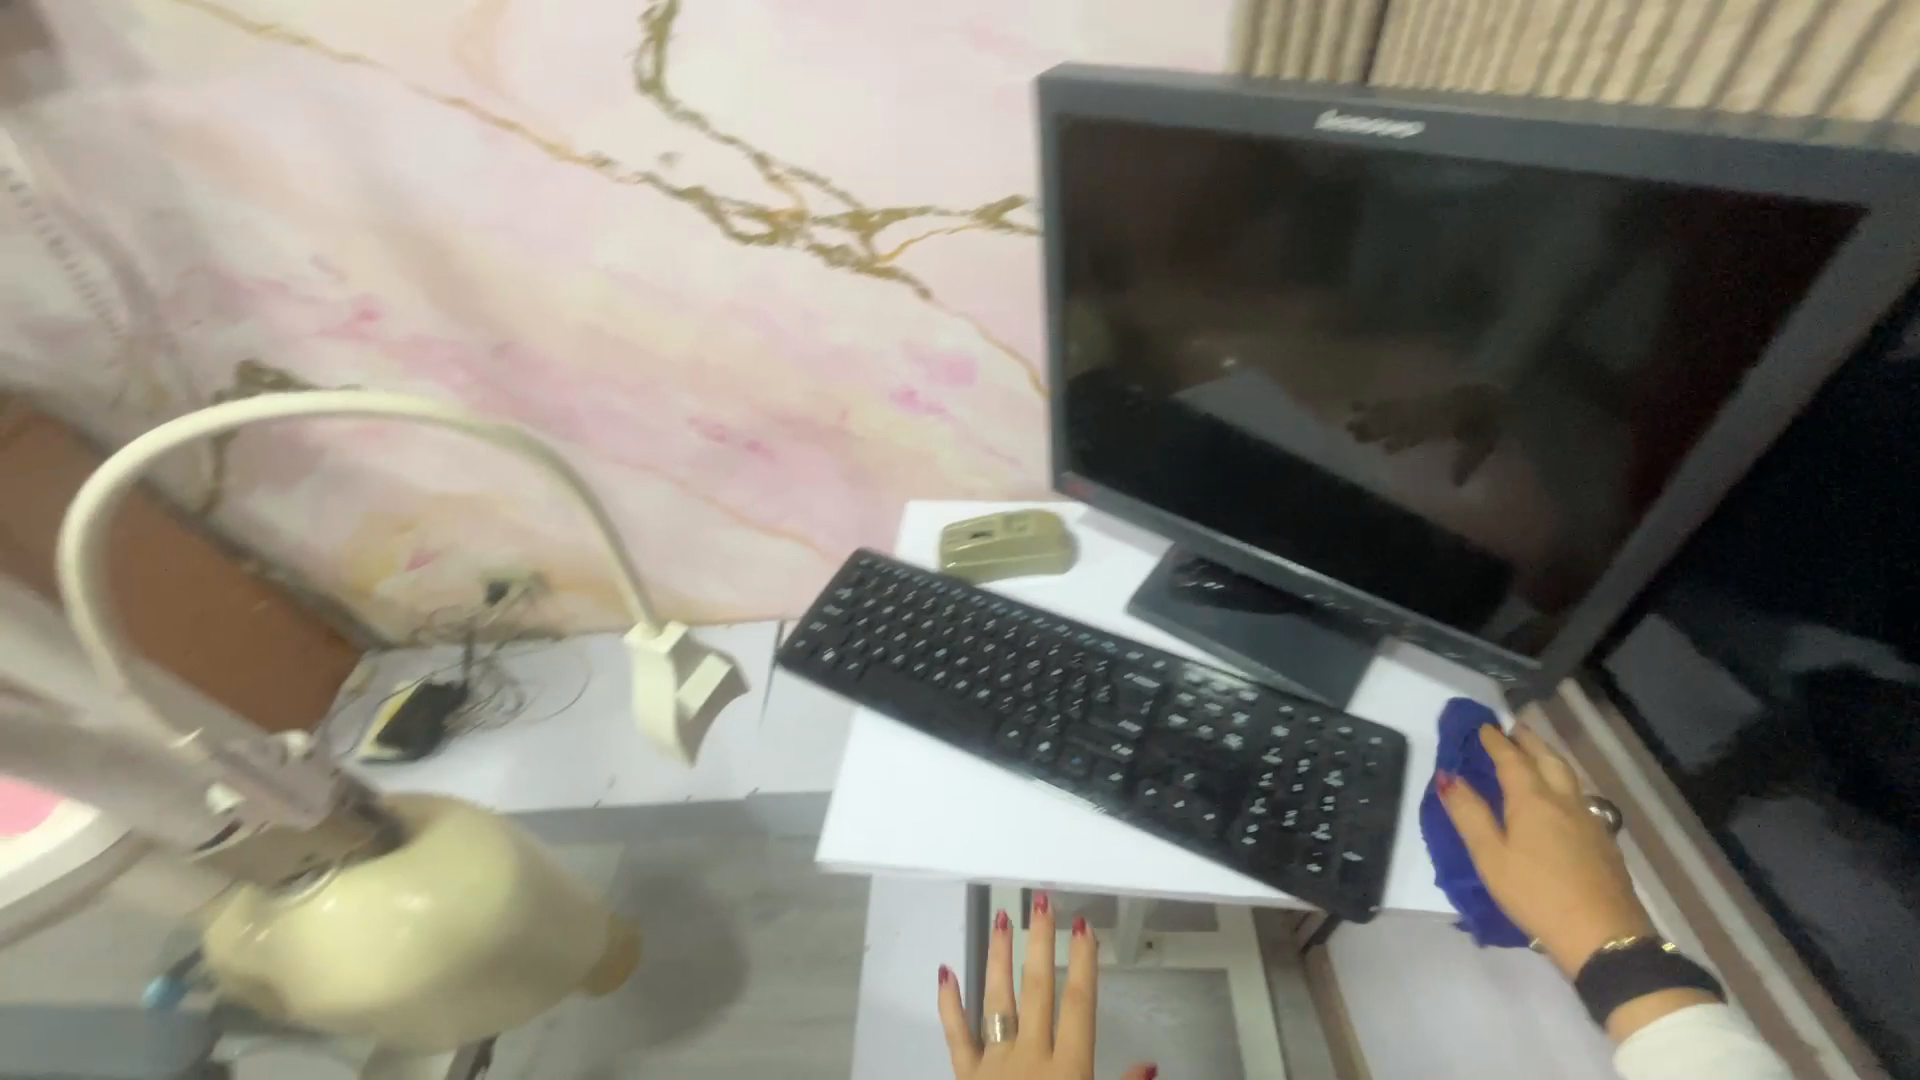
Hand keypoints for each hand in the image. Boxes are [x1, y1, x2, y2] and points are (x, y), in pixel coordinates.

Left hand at [937, 893, 1156, 1079]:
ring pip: (996, 999)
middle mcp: (1029, 1059)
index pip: (1079, 1005)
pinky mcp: (964, 1077)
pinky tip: (945, 969)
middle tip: (1041, 900)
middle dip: (1041, 942)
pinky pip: (955, 1035)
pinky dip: (949, 1002)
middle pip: (1037, 988)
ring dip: (999, 956)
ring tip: (1002, 918)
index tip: (1083, 925)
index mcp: (1067, 1071)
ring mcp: (993, 1066)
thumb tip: (1150, 1065)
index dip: (1083, 963)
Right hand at [1435, 725, 1655, 976]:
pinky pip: (1581, 798)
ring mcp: (1590, 823)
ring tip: (1536, 754)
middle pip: (1548, 761)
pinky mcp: (1604, 844)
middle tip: (1514, 729)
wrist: (1605, 939)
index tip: (1484, 726)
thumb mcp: (1489, 855)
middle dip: (1529, 742)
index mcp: (1533, 801)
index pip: (1512, 760)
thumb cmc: (1536, 894)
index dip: (1496, 741)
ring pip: (1570, 778)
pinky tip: (1561, 798)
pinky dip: (1565, 783)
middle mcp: (1565, 803)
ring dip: (1550, 759)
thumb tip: (1448, 776)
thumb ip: (1468, 813)